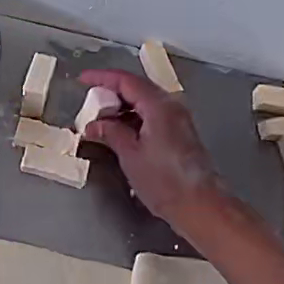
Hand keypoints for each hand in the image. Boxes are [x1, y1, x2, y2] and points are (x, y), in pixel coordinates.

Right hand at [78, 69, 228, 228]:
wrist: (200, 206)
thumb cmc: (164, 181)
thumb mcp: (130, 155)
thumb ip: (111, 133)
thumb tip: (94, 125)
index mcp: (158, 105)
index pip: (126, 80)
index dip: (102, 78)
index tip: (83, 79)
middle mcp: (170, 106)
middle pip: (137, 88)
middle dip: (111, 93)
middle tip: (89, 102)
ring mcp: (177, 118)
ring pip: (145, 102)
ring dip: (122, 107)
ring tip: (100, 120)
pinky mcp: (179, 132)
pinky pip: (152, 115)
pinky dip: (134, 118)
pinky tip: (120, 132)